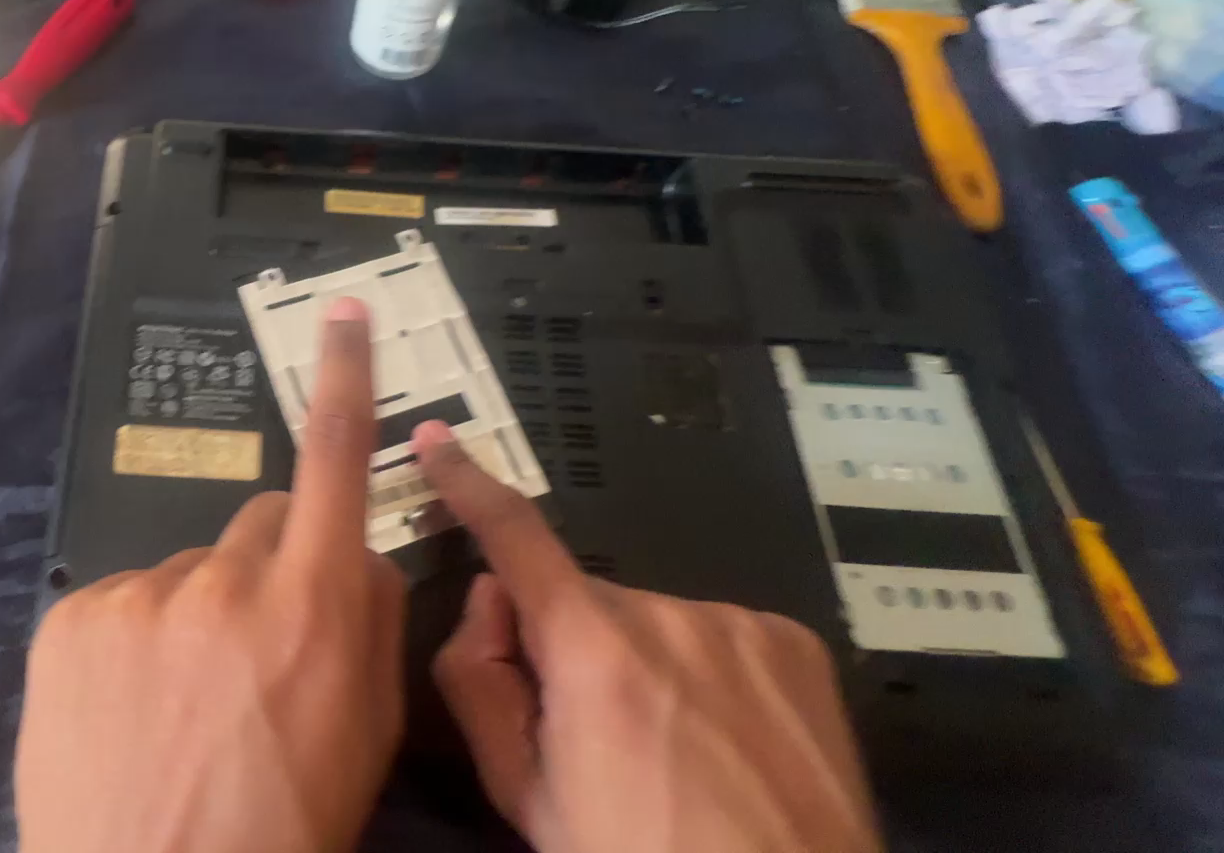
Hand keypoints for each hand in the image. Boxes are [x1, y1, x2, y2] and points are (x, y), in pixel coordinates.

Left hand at [16, 298, 405, 852]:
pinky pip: (122, 601)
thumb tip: (350, 547)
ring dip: (196, 611)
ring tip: (183, 695)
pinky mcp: (73, 617)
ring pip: (188, 572)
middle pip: (256, 524)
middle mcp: (222, 581)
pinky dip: (135, 636)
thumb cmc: (284, 821)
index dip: (344, 377)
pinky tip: (132, 703)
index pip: (334, 458)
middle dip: (267, 567)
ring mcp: (137, 594)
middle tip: (255, 644)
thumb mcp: (364, 727)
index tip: (343, 315)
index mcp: (308, 604)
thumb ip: (367, 615)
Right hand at [413, 420, 881, 852]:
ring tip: (671, 746)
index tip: (438, 439)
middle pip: (582, 602)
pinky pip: (712, 632)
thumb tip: (493, 598)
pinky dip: (702, 669)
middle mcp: (664, 614)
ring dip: (639, 660)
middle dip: (570, 643)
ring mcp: (737, 622)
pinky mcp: (793, 641)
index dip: (466, 482)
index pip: (512, 536)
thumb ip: (479, 679)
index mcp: (590, 651)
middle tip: (593, 731)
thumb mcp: (523, 792)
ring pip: (647, 618)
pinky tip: (725, 737)